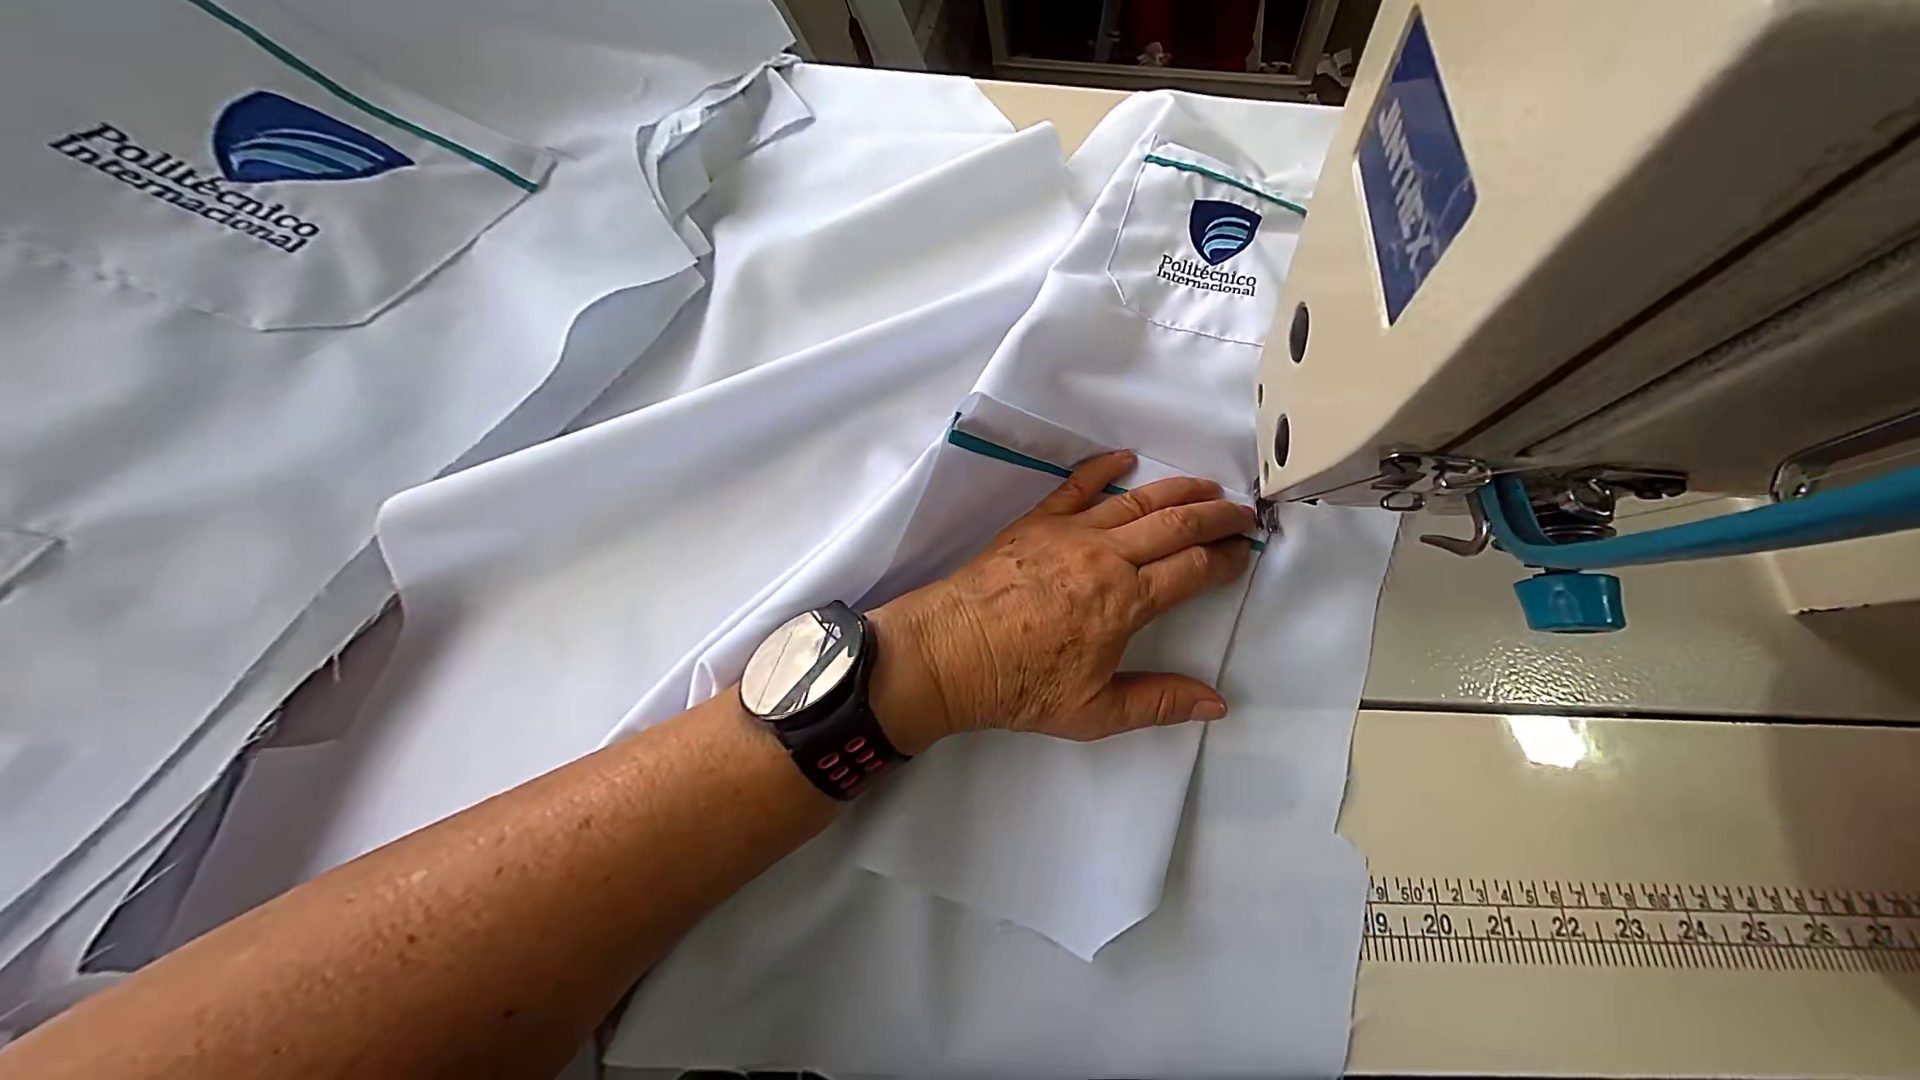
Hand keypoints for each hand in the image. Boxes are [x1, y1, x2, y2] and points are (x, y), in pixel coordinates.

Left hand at [867, 450, 1256, 753]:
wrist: (950, 653)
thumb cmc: (1020, 686)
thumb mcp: (1094, 712)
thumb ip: (1159, 703)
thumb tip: (1217, 704)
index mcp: (1125, 603)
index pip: (1192, 570)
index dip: (1224, 560)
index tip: (1242, 554)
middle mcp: (1105, 558)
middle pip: (1175, 525)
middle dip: (1216, 516)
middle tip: (1243, 513)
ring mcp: (1069, 534)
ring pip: (1136, 501)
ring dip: (1177, 490)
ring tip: (1207, 486)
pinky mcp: (1036, 523)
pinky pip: (1075, 486)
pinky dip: (1102, 468)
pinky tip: (1124, 458)